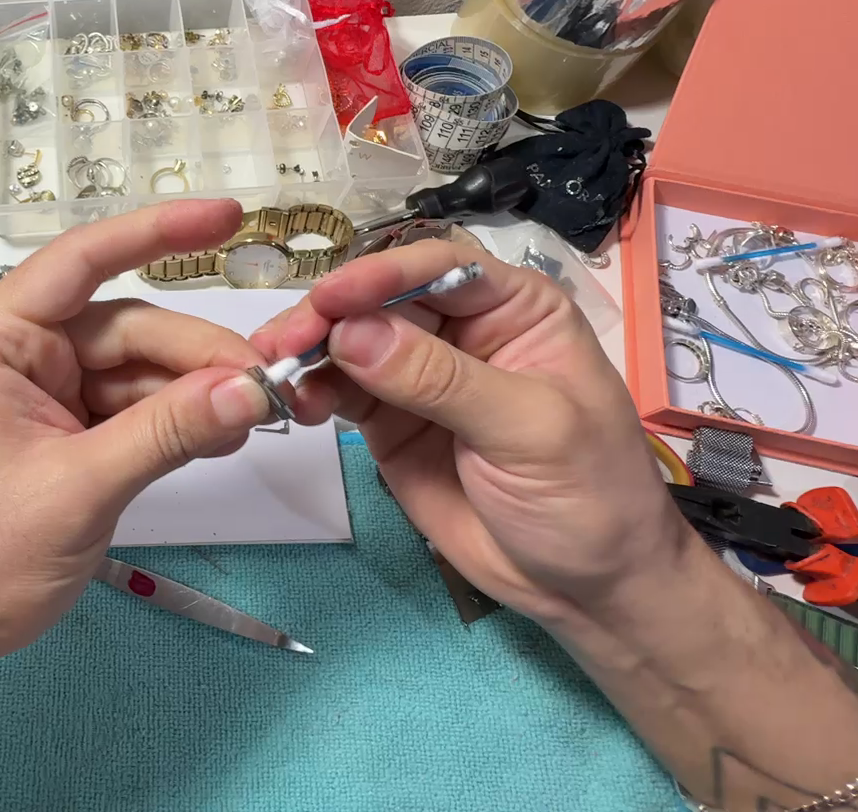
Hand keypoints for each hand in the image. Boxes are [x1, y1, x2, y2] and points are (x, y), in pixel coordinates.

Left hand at [0, 200, 275, 673]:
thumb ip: (166, 432)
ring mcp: (45, 387)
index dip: (156, 232)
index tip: (227, 217)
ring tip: (256, 416)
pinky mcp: (65, 424)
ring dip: (195, 390)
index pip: (81, 261)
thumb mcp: (78, 489)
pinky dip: (175, 417)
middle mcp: (20, 348)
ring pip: (137, 366)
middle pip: (127, 327)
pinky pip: (131, 404)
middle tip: (269, 384)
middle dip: (198, 354)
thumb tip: (252, 389)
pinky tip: (220, 433)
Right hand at [252, 240, 689, 625]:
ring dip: (307, 352)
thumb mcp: (529, 430)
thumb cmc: (586, 496)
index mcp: (511, 310)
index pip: (439, 269)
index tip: (330, 297)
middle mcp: (457, 330)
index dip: (382, 275)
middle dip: (327, 315)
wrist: (579, 589)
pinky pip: (338, 390)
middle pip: (378, 300)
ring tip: (271, 372)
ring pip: (348, 342)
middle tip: (281, 343)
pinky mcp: (384, 418)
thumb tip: (352, 334)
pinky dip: (310, 391)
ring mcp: (415, 374)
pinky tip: (294, 404)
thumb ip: (440, 379)